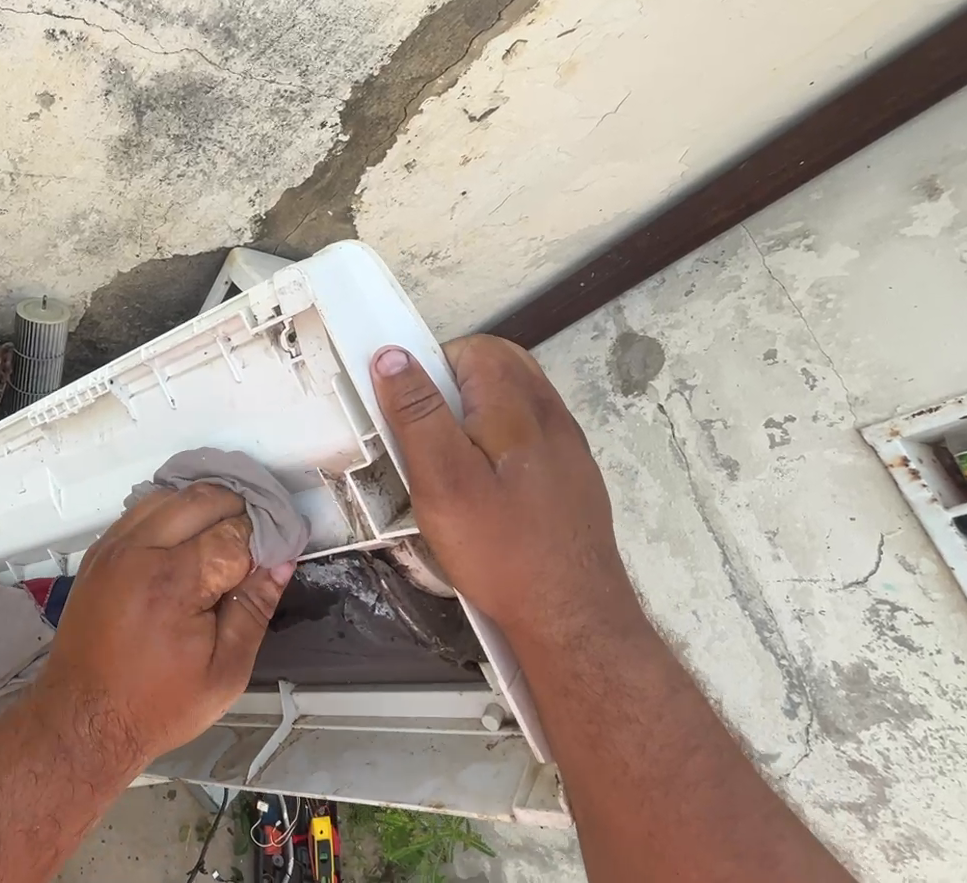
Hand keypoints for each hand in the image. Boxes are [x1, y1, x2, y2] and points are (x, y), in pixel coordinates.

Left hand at [28, 484, 295, 769]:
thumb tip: (280, 562)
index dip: (263, 537)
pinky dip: (171, 511)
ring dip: (203, 504)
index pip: (233, 533)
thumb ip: (254, 609)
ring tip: (227, 531)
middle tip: (259, 534)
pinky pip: (141, 509)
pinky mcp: (100, 551)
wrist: (84, 716)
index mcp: (174, 582)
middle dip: (238, 509)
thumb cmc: (156, 704)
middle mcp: (140, 551)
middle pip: (202, 499)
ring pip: (170, 495)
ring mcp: (114, 546)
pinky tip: (188, 534)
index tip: (279, 547)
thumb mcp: (225, 671)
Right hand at [370, 336, 640, 648]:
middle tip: (427, 433)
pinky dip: (500, 441)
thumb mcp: (440, 477)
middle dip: (456, 384)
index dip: (434, 368)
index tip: (411, 411)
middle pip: (500, 366)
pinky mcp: (573, 479)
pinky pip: (531, 435)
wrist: (571, 618)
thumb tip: (393, 356)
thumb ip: (416, 412)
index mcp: (517, 406)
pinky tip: (485, 487)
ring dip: (478, 411)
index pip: (474, 348)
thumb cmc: (498, 547)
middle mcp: (551, 416)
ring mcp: (568, 448)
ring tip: (450, 461)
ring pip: (516, 400)